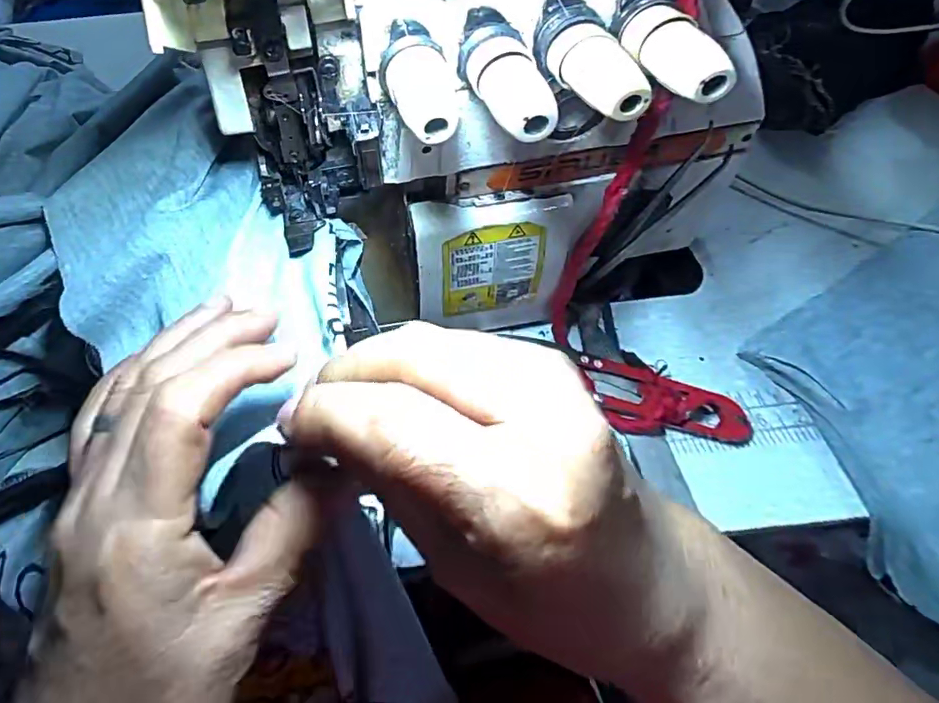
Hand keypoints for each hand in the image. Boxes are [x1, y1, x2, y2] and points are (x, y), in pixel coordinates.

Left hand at [22, 299, 335, 702]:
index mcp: (135, 523)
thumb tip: (334, 465)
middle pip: (149, 385)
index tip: (285, 352)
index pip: (179, 409)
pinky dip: (134, 371)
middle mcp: (94, 492)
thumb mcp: (237, 623)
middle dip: (208, 338)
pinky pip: (96, 414)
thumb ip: (286, 536)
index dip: (233, 366)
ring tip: (216, 308)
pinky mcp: (71, 497)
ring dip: (171, 341)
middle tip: (261, 310)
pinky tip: (158, 354)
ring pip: (119, 390)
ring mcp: (74, 491)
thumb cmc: (162, 690)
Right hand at [281, 325, 711, 698]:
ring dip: (367, 361)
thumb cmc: (549, 599)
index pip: (391, 420)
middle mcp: (539, 414)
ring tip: (340, 394)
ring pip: (420, 338)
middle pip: (404, 360)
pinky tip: (387, 385)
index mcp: (519, 491)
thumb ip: (383, 479)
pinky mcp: (543, 355)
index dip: (326, 413)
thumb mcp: (449, 561)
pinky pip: (446, 341)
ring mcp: (547, 373)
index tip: (290, 425)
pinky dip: (402, 358)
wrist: (648, 576)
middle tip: (308, 405)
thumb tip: (318, 428)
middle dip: (340, 375)